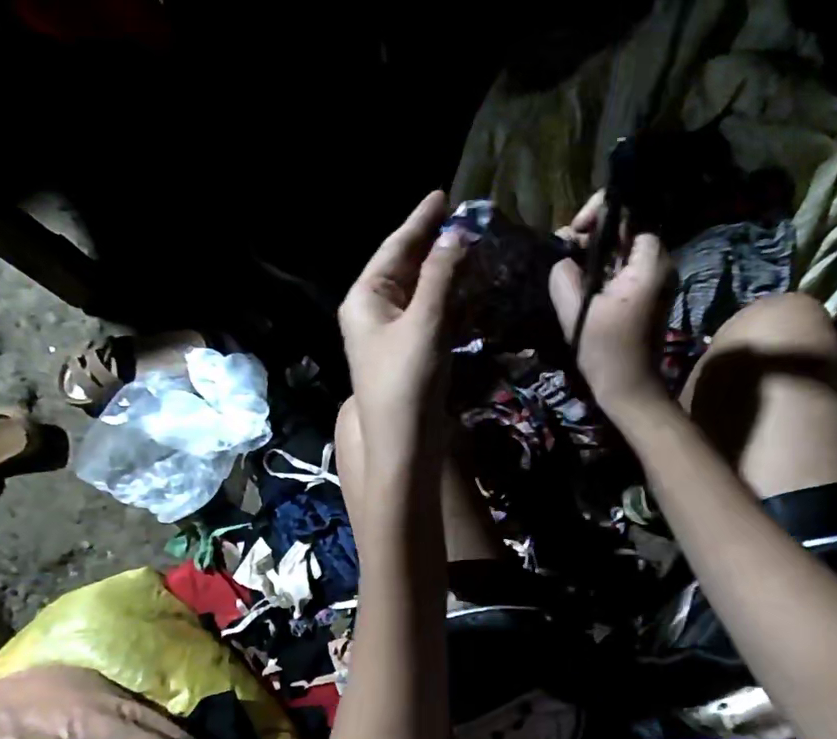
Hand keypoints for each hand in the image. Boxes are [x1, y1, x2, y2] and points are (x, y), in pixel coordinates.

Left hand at [338, 191, 472, 443]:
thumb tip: (457, 234)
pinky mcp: (411, 354)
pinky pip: (429, 316)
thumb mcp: (424, 323)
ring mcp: (392, 335)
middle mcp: (374, 312)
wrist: (404, 443)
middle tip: (464, 221)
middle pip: (405, 268)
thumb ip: (440, 276)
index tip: (442, 196)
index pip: (394, 248)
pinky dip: (448, 300)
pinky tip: (468, 290)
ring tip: (472, 248)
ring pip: (420, 292)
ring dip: (444, 272)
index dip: (419, 222)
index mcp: (364, 299)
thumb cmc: (406, 381)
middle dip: (434, 245)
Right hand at [549, 193, 675, 414]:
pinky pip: (627, 269)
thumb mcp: (576, 311)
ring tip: (572, 266)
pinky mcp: (650, 296)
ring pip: (625, 250)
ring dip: (598, 253)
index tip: (576, 233)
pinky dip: (606, 269)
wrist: (631, 390)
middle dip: (596, 233)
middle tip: (569, 250)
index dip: (599, 213)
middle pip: (628, 229)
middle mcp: (661, 266)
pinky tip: (585, 283)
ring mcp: (658, 281)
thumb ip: (564, 275)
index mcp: (649, 264)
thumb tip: (564, 257)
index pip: (629, 214)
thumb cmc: (606, 353)